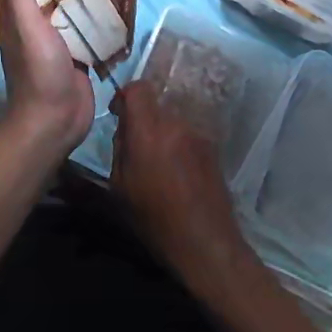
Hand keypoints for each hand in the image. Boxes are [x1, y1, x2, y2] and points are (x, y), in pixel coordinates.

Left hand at [0, 0, 127, 153]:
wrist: (56, 121)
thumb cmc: (38, 72)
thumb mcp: (28, 26)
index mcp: (19, 15)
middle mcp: (36, 23)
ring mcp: (59, 40)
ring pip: (78, 7)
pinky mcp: (79, 54)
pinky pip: (92, 28)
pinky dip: (107, 16)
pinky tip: (125, 7)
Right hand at [110, 80, 248, 274]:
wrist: (206, 244)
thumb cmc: (155, 219)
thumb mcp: (120, 186)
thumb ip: (120, 147)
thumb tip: (124, 128)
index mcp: (149, 130)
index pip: (138, 88)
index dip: (125, 95)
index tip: (118, 114)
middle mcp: (176, 124)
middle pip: (156, 103)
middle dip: (143, 117)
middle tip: (135, 144)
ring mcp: (199, 135)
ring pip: (172, 119)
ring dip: (161, 131)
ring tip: (157, 161)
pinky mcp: (212, 148)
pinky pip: (187, 134)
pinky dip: (177, 143)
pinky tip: (176, 172)